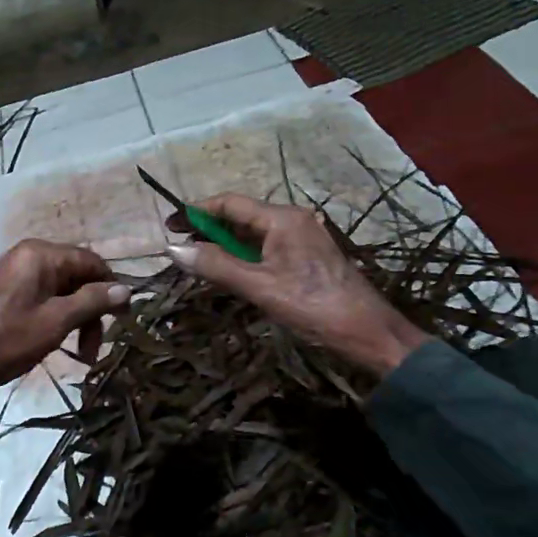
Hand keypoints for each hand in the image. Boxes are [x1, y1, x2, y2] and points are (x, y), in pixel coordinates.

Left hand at [0, 240, 128, 487]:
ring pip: (60, 291)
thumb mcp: (57, 320)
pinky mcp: (4, 293)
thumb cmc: (9, 339)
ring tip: (80, 354)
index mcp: (41, 254)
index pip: (91, 261)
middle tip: (94, 348)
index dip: (111, 288)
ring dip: (76, 319)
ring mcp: (13, 274)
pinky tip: (56, 343)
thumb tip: (126, 289)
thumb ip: (93, 301)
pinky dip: (56, 319)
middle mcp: (27, 256)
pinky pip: (41, 298)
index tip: (124, 320)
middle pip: (76, 276)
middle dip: (91, 311)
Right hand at [165, 194, 429, 376]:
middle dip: (207, 227)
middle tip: (178, 244)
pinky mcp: (305, 256)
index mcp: (282, 218)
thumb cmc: (313, 307)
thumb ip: (215, 265)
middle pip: (240, 215)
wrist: (368, 333)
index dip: (197, 211)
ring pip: (252, 233)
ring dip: (223, 243)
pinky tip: (226, 269)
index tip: (169, 225)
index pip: (230, 203)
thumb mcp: (259, 286)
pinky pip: (265, 247)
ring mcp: (301, 238)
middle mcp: (292, 219)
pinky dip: (242, 254)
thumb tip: (172, 248)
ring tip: (195, 257)